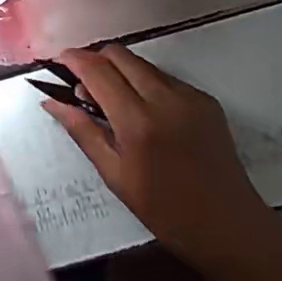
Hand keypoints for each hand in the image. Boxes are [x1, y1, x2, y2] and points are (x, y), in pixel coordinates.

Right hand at [43, 46, 281, 276]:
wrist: (229, 225)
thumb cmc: (165, 211)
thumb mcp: (115, 176)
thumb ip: (83, 132)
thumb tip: (52, 103)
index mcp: (138, 122)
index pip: (99, 71)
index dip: (74, 59)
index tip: (59, 61)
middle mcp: (165, 98)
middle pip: (120, 55)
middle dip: (96, 60)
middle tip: (82, 86)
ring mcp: (190, 96)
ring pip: (143, 64)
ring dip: (120, 71)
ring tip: (111, 102)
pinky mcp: (206, 99)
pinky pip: (166, 78)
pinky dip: (145, 84)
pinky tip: (143, 112)